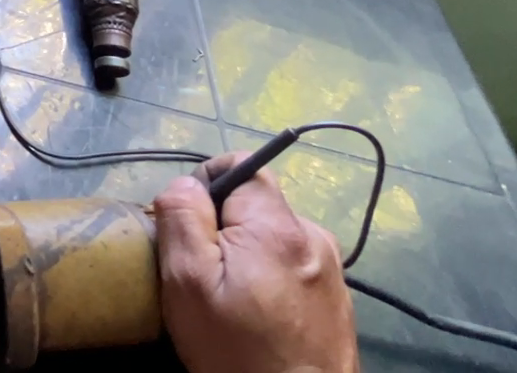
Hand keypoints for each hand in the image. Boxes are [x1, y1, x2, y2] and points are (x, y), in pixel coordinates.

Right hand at [154, 152, 358, 372]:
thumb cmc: (236, 350)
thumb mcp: (186, 279)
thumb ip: (181, 215)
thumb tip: (187, 183)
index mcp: (277, 227)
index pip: (242, 166)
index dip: (207, 182)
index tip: (190, 224)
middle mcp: (314, 240)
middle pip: (254, 202)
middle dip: (221, 223)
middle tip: (201, 268)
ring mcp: (330, 273)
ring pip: (270, 234)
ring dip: (244, 251)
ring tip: (228, 295)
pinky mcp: (335, 301)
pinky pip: (288, 263)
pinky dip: (266, 275)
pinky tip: (254, 313)